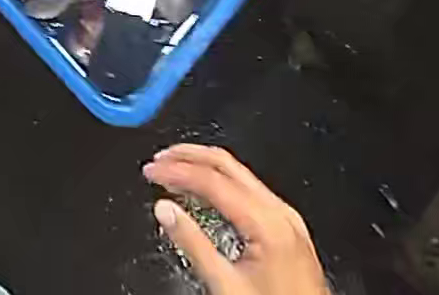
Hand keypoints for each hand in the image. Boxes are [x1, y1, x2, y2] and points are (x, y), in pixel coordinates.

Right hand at [143, 144, 329, 294]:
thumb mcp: (228, 287)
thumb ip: (193, 244)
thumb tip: (163, 209)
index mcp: (268, 224)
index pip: (211, 179)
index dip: (175, 170)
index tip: (150, 171)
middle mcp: (281, 214)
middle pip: (225, 164)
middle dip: (186, 157)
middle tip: (158, 161)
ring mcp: (287, 220)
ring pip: (237, 172)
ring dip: (201, 165)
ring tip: (173, 169)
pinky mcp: (288, 229)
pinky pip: (248, 189)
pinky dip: (219, 181)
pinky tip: (203, 189)